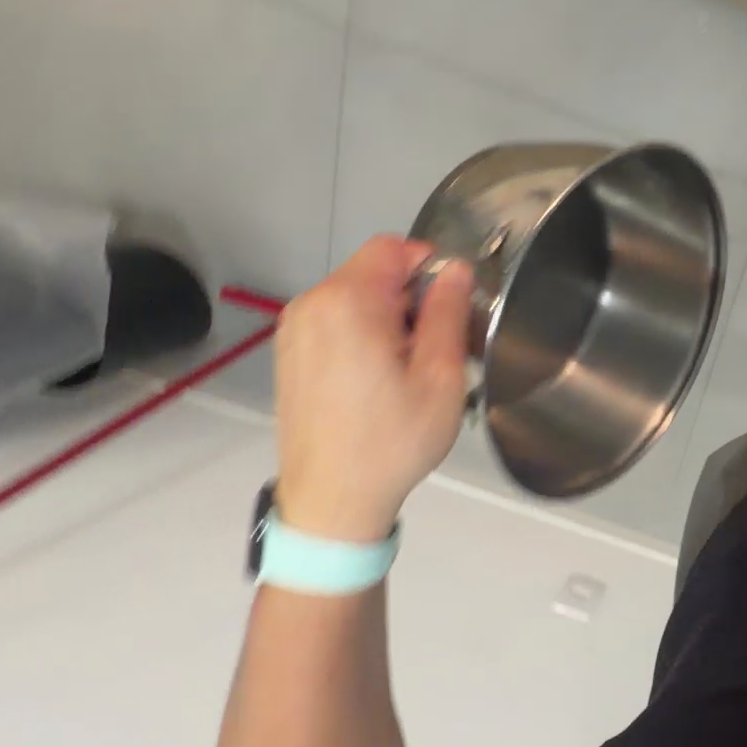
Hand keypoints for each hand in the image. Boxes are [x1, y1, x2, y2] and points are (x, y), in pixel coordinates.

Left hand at [273, 236, 474, 541]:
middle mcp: (312, 304)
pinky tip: (380, 384)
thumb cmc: (394, 441)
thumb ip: (448, 314)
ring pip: (355, 301)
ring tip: (410, 374)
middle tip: (439, 352)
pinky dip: (364, 339)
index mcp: (348, 302)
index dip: (431, 268)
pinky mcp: (290, 354)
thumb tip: (456, 272)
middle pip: (373, 273)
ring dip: (390, 322)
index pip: (393, 248)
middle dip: (412, 300)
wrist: (333, 498)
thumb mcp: (440, 378)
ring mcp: (294, 330)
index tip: (454, 310)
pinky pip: (336, 325)